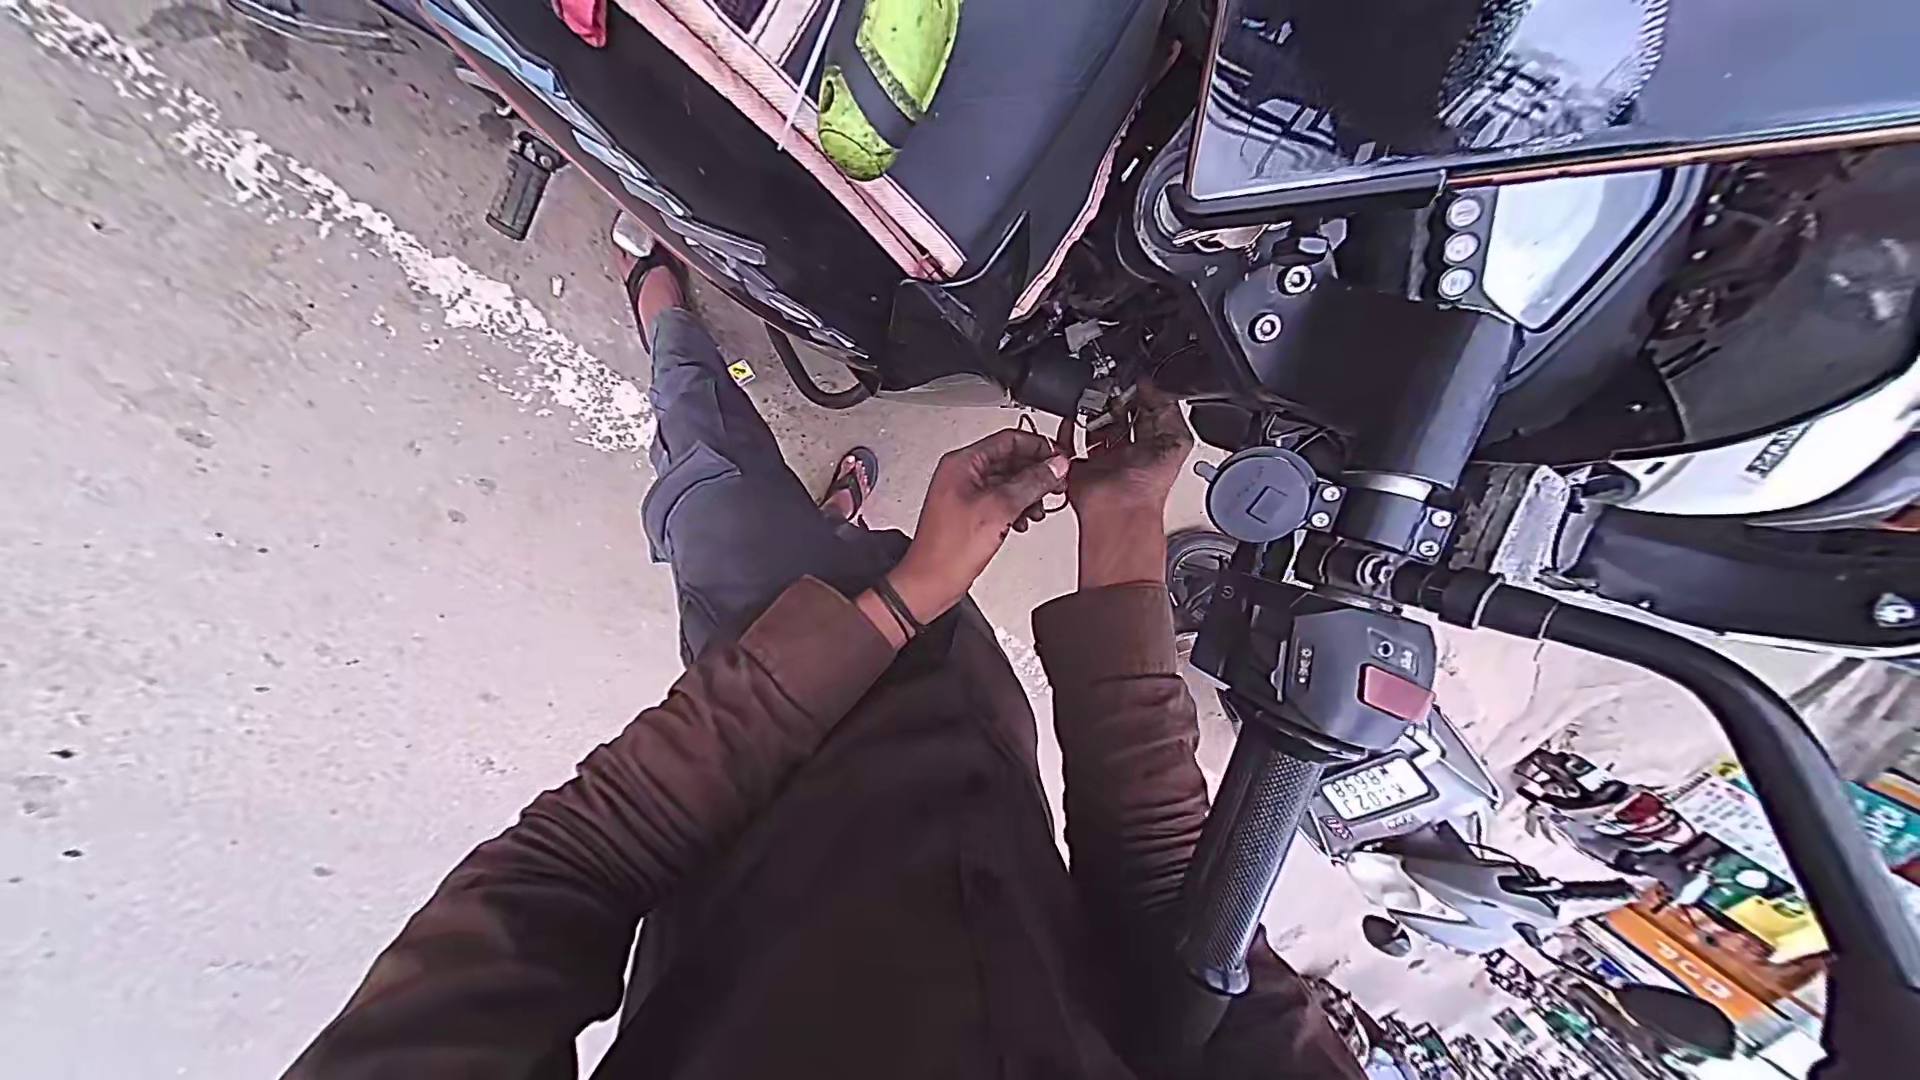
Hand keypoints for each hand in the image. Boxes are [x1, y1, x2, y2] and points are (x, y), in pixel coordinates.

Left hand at [883, 429, 1068, 626]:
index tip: (1058, 460)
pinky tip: (1024, 519)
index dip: (1038, 447)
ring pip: (1008, 481)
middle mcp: (961, 474)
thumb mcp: (999, 509)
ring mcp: (965, 494)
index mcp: (962, 463)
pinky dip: (1017, 507)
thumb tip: (1055, 466)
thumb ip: (1031, 483)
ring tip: (1040, 507)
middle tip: (1056, 484)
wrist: (932, 582)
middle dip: (1036, 473)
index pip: (1008, 439)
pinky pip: (1000, 500)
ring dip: (1029, 492)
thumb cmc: (949, 549)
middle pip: (1010, 459)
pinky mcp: (970, 513)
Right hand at [1056, 381, 1192, 586]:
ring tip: (1091, 397)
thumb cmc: (1149, 486)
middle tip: (1109, 385)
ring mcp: (1101, 459)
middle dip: (1112, 399)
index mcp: (1151, 446)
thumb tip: (1152, 387)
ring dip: (1090, 411)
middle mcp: (1126, 452)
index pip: (1145, 411)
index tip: (1132, 378)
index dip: (1139, 393)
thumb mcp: (1177, 440)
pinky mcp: (1079, 466)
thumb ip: (1168, 410)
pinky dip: (1067, 428)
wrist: (1118, 508)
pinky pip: (1068, 442)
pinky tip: (1072, 416)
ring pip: (1092, 426)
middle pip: (1117, 416)